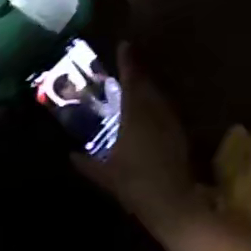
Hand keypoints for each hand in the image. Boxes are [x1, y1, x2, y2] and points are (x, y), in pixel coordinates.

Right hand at [74, 45, 201, 224]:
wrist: (173, 205)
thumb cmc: (136, 185)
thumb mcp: (106, 175)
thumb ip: (87, 164)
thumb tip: (71, 155)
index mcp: (136, 114)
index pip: (132, 80)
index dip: (128, 62)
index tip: (125, 45)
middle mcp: (156, 113)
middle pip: (148, 85)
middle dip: (137, 72)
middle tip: (126, 65)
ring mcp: (170, 124)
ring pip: (158, 97)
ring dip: (148, 88)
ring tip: (135, 86)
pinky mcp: (179, 136)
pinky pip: (165, 111)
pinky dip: (155, 106)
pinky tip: (148, 113)